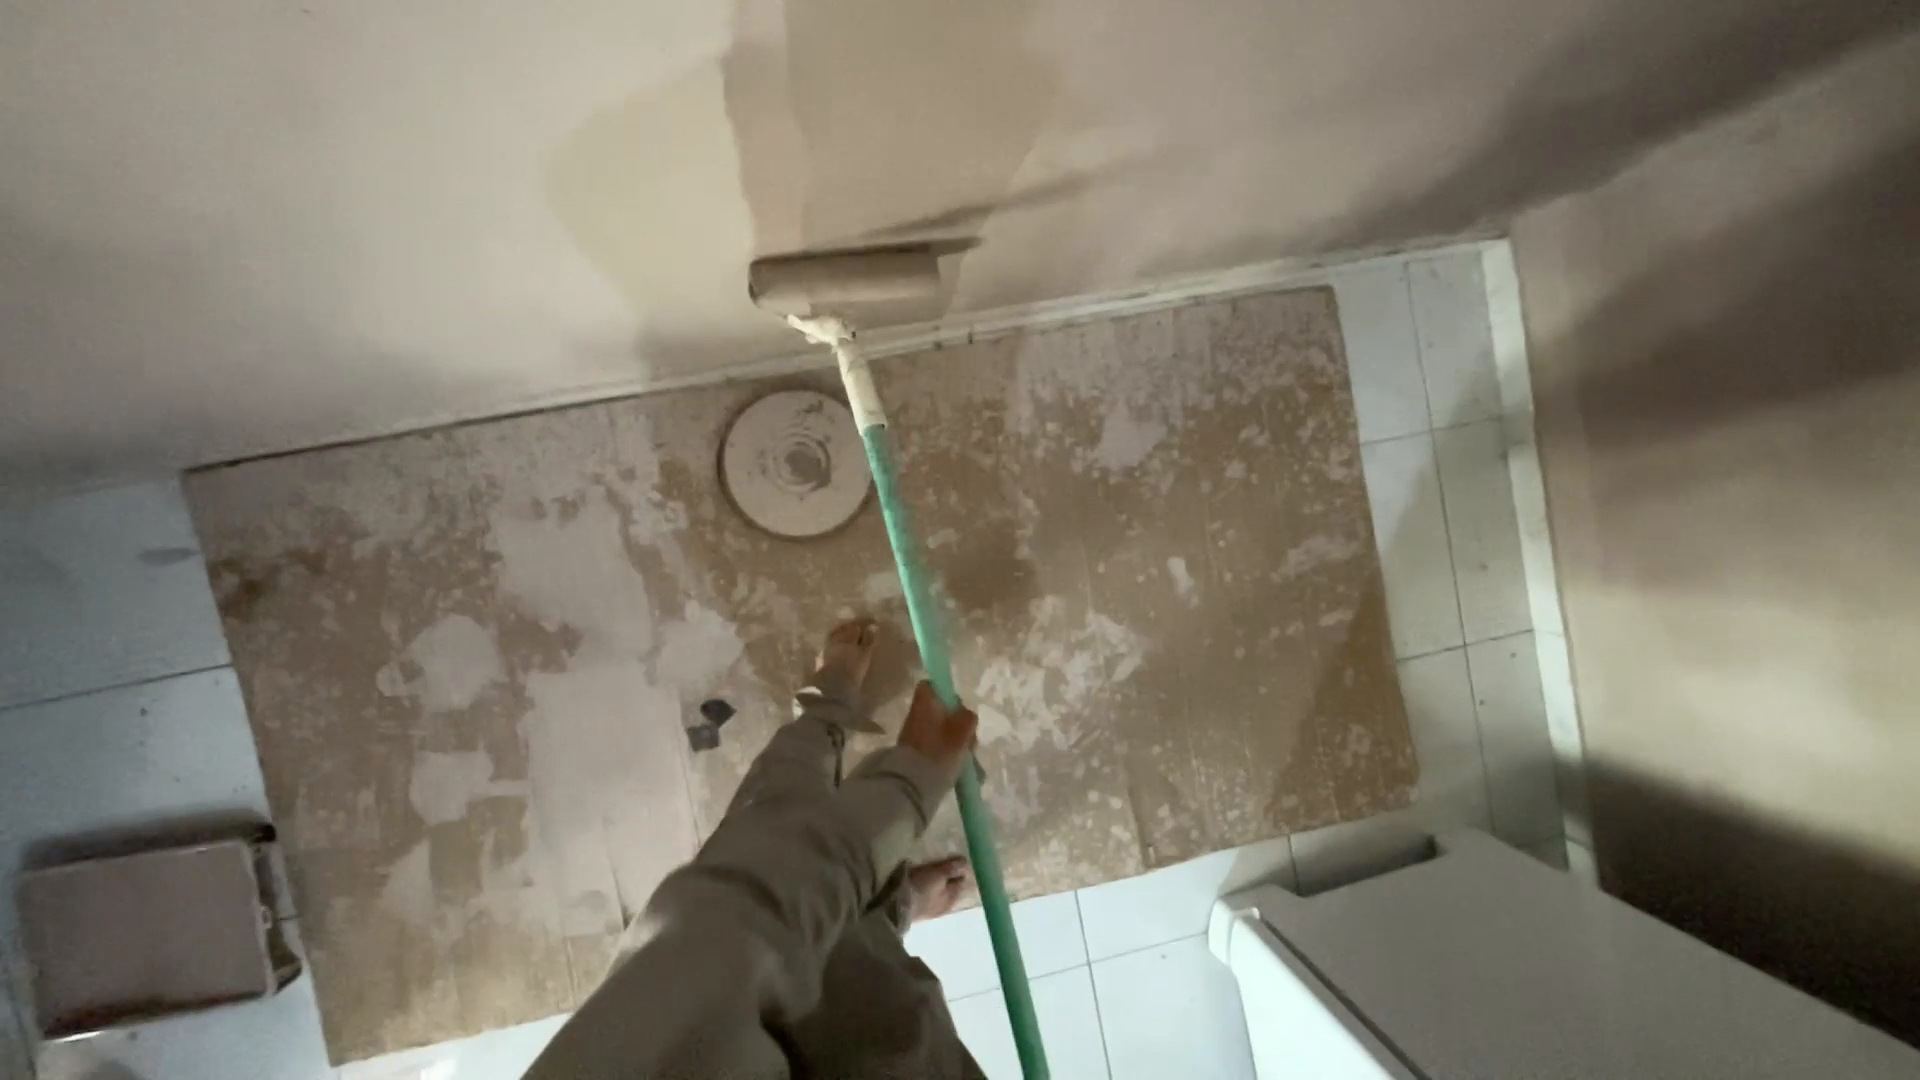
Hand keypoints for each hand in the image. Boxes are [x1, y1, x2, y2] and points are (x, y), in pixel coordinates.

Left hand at [896, 681, 977, 775]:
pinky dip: (949, 758)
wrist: (911, 785)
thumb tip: (966, 714)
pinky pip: (937, 750)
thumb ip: (967, 717)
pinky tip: (961, 772)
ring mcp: (914, 737)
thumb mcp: (961, 731)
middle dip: (959, 726)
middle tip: (970, 742)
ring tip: (970, 764)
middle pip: (941, 712)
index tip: (959, 708)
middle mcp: (917, 716)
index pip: (930, 686)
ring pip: (942, 733)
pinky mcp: (915, 756)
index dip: (945, 692)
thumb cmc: (938, 751)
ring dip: (957, 745)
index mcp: (925, 703)